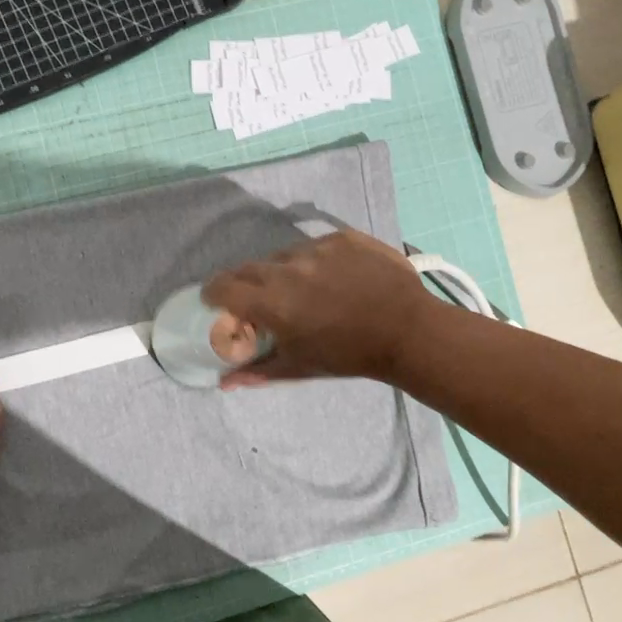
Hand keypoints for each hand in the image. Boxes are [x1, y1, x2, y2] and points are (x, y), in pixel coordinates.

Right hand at [202, 230, 434, 387]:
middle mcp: (287, 270)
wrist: (408, 331)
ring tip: (300, 288)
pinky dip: (313, 261)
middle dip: (242, 282)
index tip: (214, 300)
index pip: (222, 287)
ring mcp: (315, 249)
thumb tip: (223, 383)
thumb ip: (256, 371)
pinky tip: (330, 277)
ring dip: (280, 271)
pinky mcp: (342, 238)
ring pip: (282, 256)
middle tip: (253, 297)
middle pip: (247, 268)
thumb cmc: (348, 355)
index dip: (213, 293)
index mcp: (271, 302)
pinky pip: (314, 246)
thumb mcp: (299, 367)